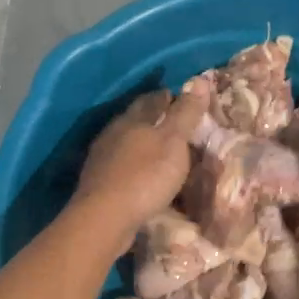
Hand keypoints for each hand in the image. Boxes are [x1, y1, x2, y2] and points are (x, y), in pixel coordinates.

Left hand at [72, 83, 208, 236]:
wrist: (105, 217)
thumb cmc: (145, 176)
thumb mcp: (173, 141)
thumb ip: (186, 113)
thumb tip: (201, 80)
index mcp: (131, 120)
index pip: (151, 100)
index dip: (166, 97)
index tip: (178, 96)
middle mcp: (113, 134)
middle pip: (134, 119)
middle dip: (152, 118)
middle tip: (171, 121)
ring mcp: (101, 159)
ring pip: (124, 143)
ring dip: (140, 143)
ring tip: (158, 149)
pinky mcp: (98, 183)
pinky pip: (119, 166)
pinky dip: (133, 165)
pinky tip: (140, 174)